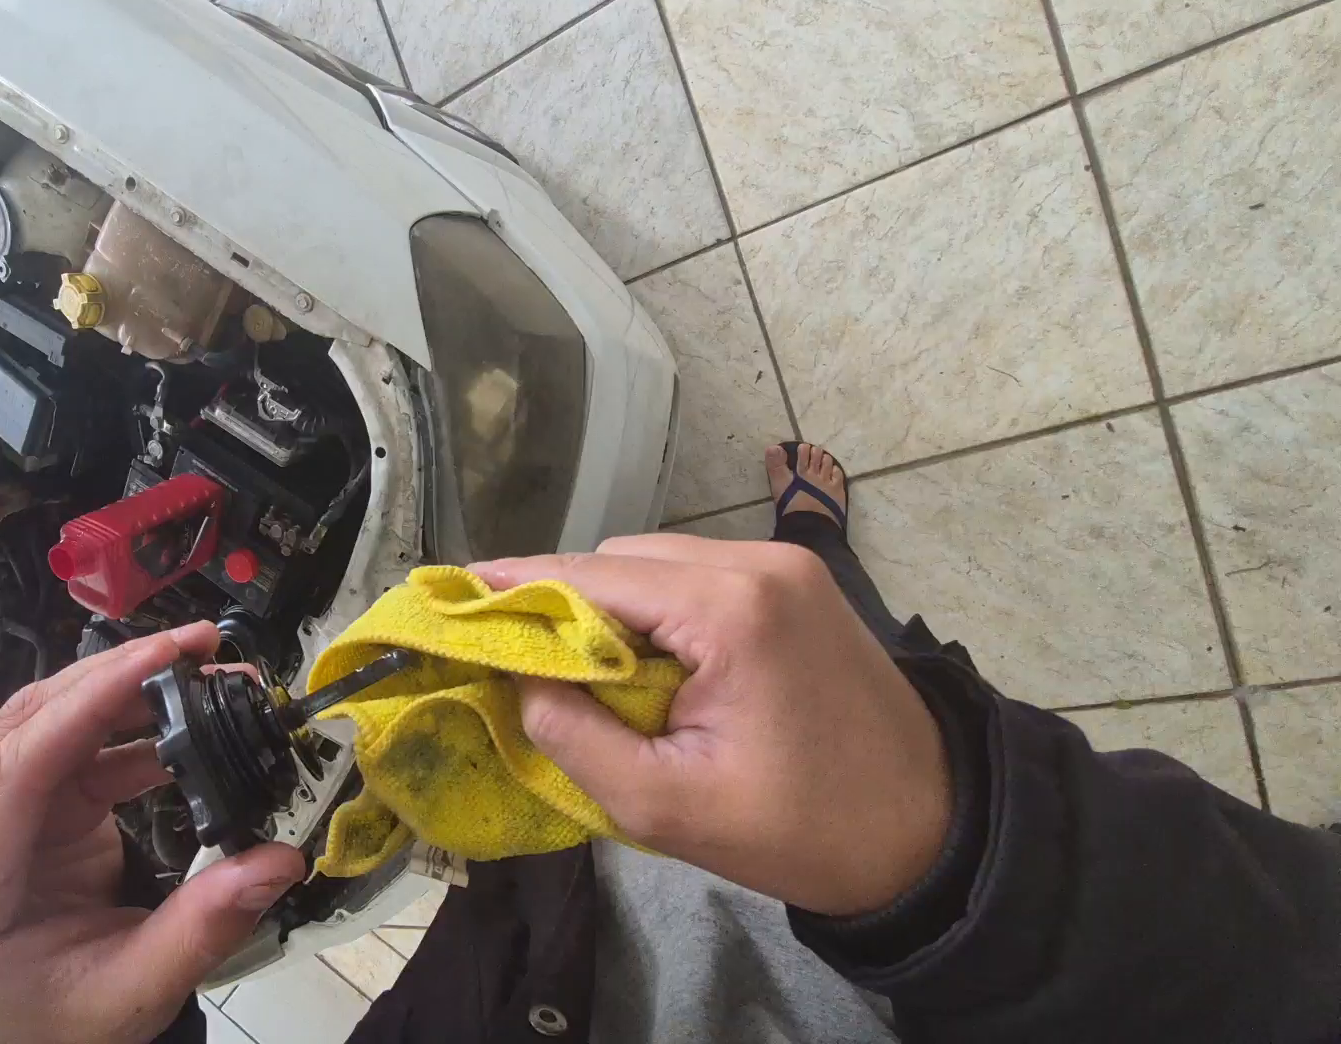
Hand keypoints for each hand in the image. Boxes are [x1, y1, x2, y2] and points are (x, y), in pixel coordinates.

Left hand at [0, 624, 305, 1043]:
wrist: (21, 1040)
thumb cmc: (57, 1026)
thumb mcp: (129, 994)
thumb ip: (200, 929)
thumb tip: (281, 858)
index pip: (14, 767)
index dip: (89, 700)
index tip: (166, 653)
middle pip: (28, 723)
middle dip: (118, 672)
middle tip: (201, 644)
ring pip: (48, 718)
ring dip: (126, 684)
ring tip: (202, 665)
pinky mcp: (13, 802)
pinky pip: (69, 742)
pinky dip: (129, 723)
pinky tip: (184, 719)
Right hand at [474, 534, 949, 915]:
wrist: (935, 833)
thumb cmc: (800, 830)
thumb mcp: (666, 809)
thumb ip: (574, 739)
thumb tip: (518, 678)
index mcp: (730, 609)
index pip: (593, 577)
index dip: (518, 582)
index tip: (458, 586)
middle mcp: (755, 562)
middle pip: (620, 558)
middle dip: (561, 598)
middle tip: (519, 646)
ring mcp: (780, 562)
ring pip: (651, 558)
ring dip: (605, 600)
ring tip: (578, 656)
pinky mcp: (791, 578)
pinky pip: (688, 572)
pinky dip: (647, 602)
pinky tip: (637, 647)